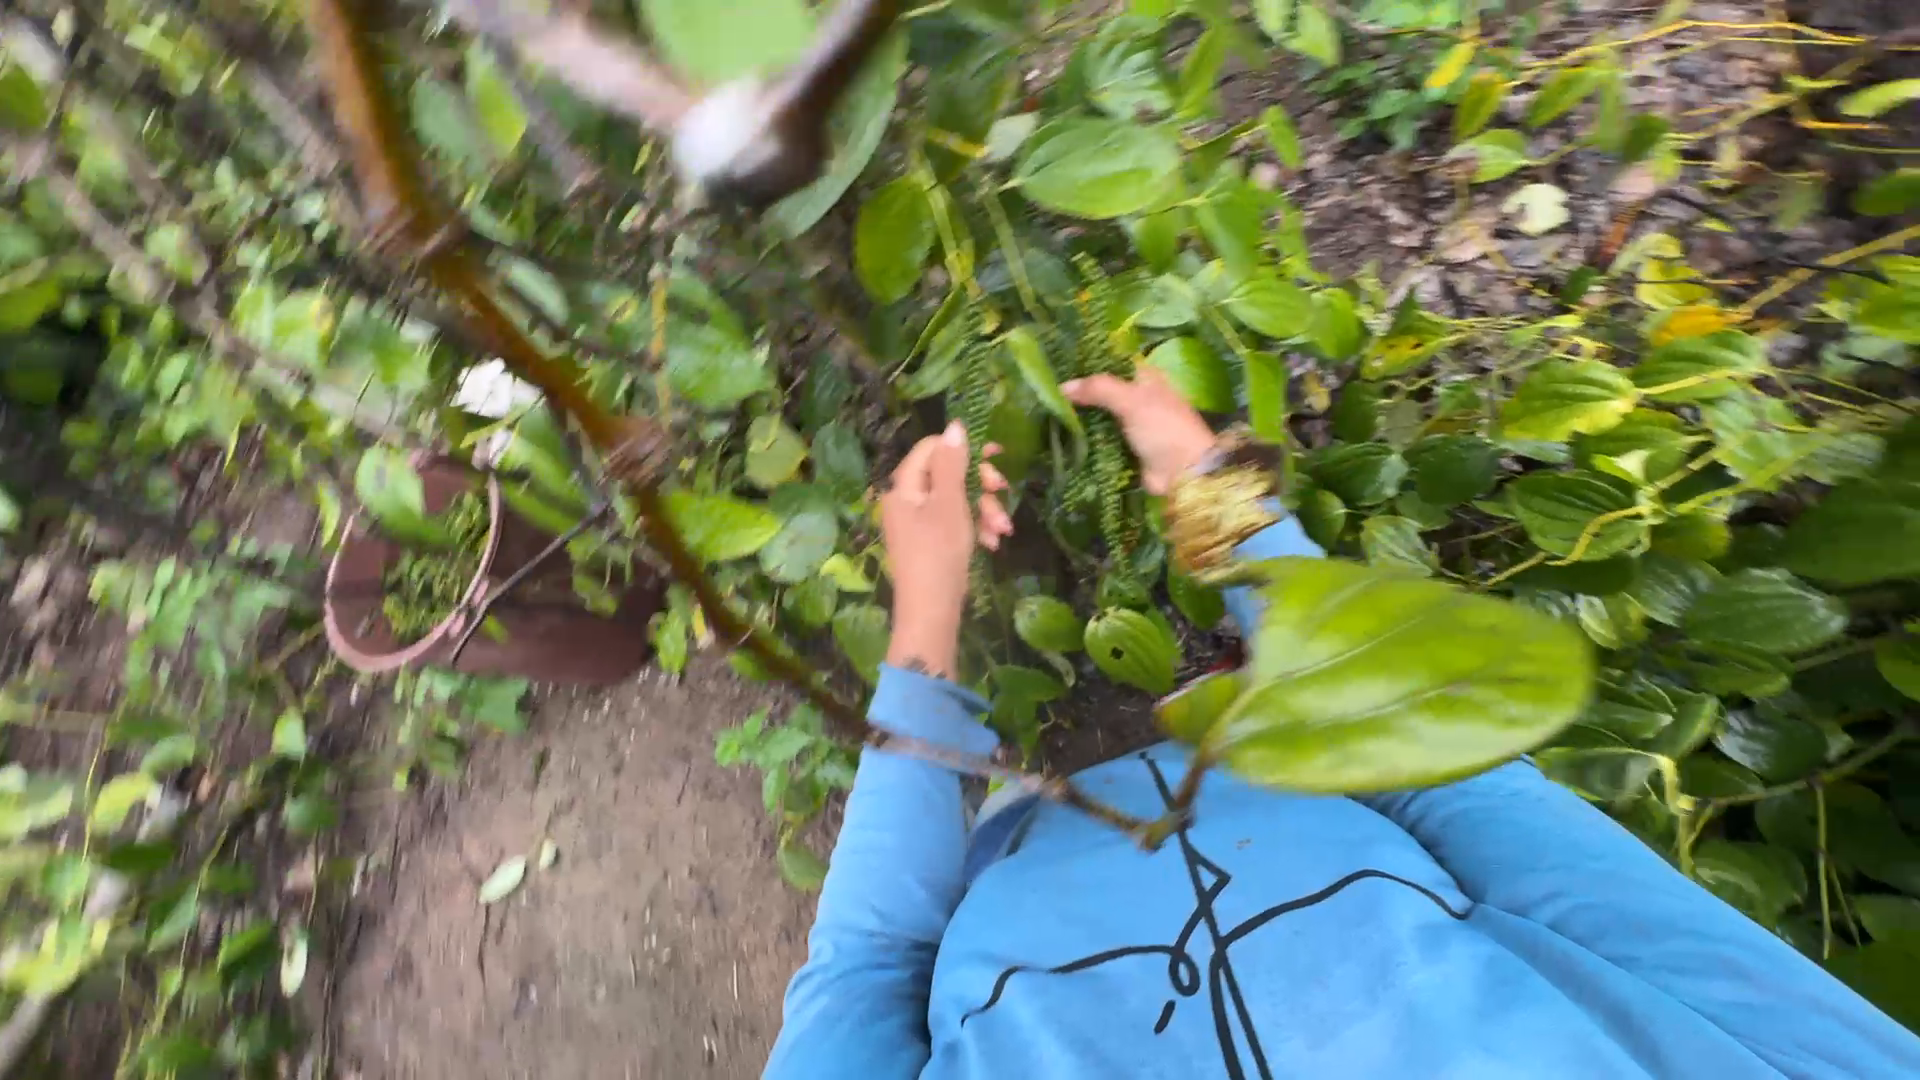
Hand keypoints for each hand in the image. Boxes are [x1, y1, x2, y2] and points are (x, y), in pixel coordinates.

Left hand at [879, 422, 1011, 677]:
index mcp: (904, 486)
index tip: (998, 452)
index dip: (964, 446)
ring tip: (1004, 530)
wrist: (931, 613)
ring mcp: (916, 523)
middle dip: (980, 484)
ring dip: (983, 510)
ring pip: (956, 500)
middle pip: (947, 473)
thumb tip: (955, 425)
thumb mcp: (950, 503)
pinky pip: (954, 523)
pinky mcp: (928, 543)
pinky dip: (974, 528)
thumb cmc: (939, 553)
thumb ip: (952, 463)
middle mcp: (906, 500)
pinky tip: (993, 543)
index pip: (932, 448)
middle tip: (1004, 489)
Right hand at [1061, 367, 1216, 494]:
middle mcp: (1138, 397)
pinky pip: (1100, 436)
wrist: (1181, 473)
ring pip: (1099, 414)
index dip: (1087, 364)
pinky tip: (1063, 433)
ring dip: (1080, 415)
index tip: (1058, 367)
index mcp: (1145, 378)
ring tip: (1049, 411)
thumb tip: (1062, 387)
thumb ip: (1098, 389)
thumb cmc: (1162, 428)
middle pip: (1102, 390)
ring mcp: (1131, 423)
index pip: (1111, 363)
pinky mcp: (1125, 446)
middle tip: (1048, 392)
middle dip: (1079, 392)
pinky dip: (1085, 436)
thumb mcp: (1131, 401)